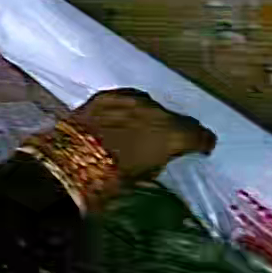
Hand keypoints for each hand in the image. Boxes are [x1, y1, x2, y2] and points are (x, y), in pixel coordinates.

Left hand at [69, 88, 214, 180]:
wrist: (71, 160)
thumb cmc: (113, 177)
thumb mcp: (148, 174)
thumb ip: (162, 157)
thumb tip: (162, 153)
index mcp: (173, 134)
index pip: (199, 134)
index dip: (200, 142)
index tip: (198, 148)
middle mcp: (156, 111)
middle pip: (174, 117)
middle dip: (173, 129)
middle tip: (164, 141)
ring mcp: (130, 99)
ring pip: (149, 104)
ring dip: (148, 116)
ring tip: (138, 129)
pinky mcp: (107, 95)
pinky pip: (125, 98)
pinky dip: (126, 108)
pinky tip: (120, 118)